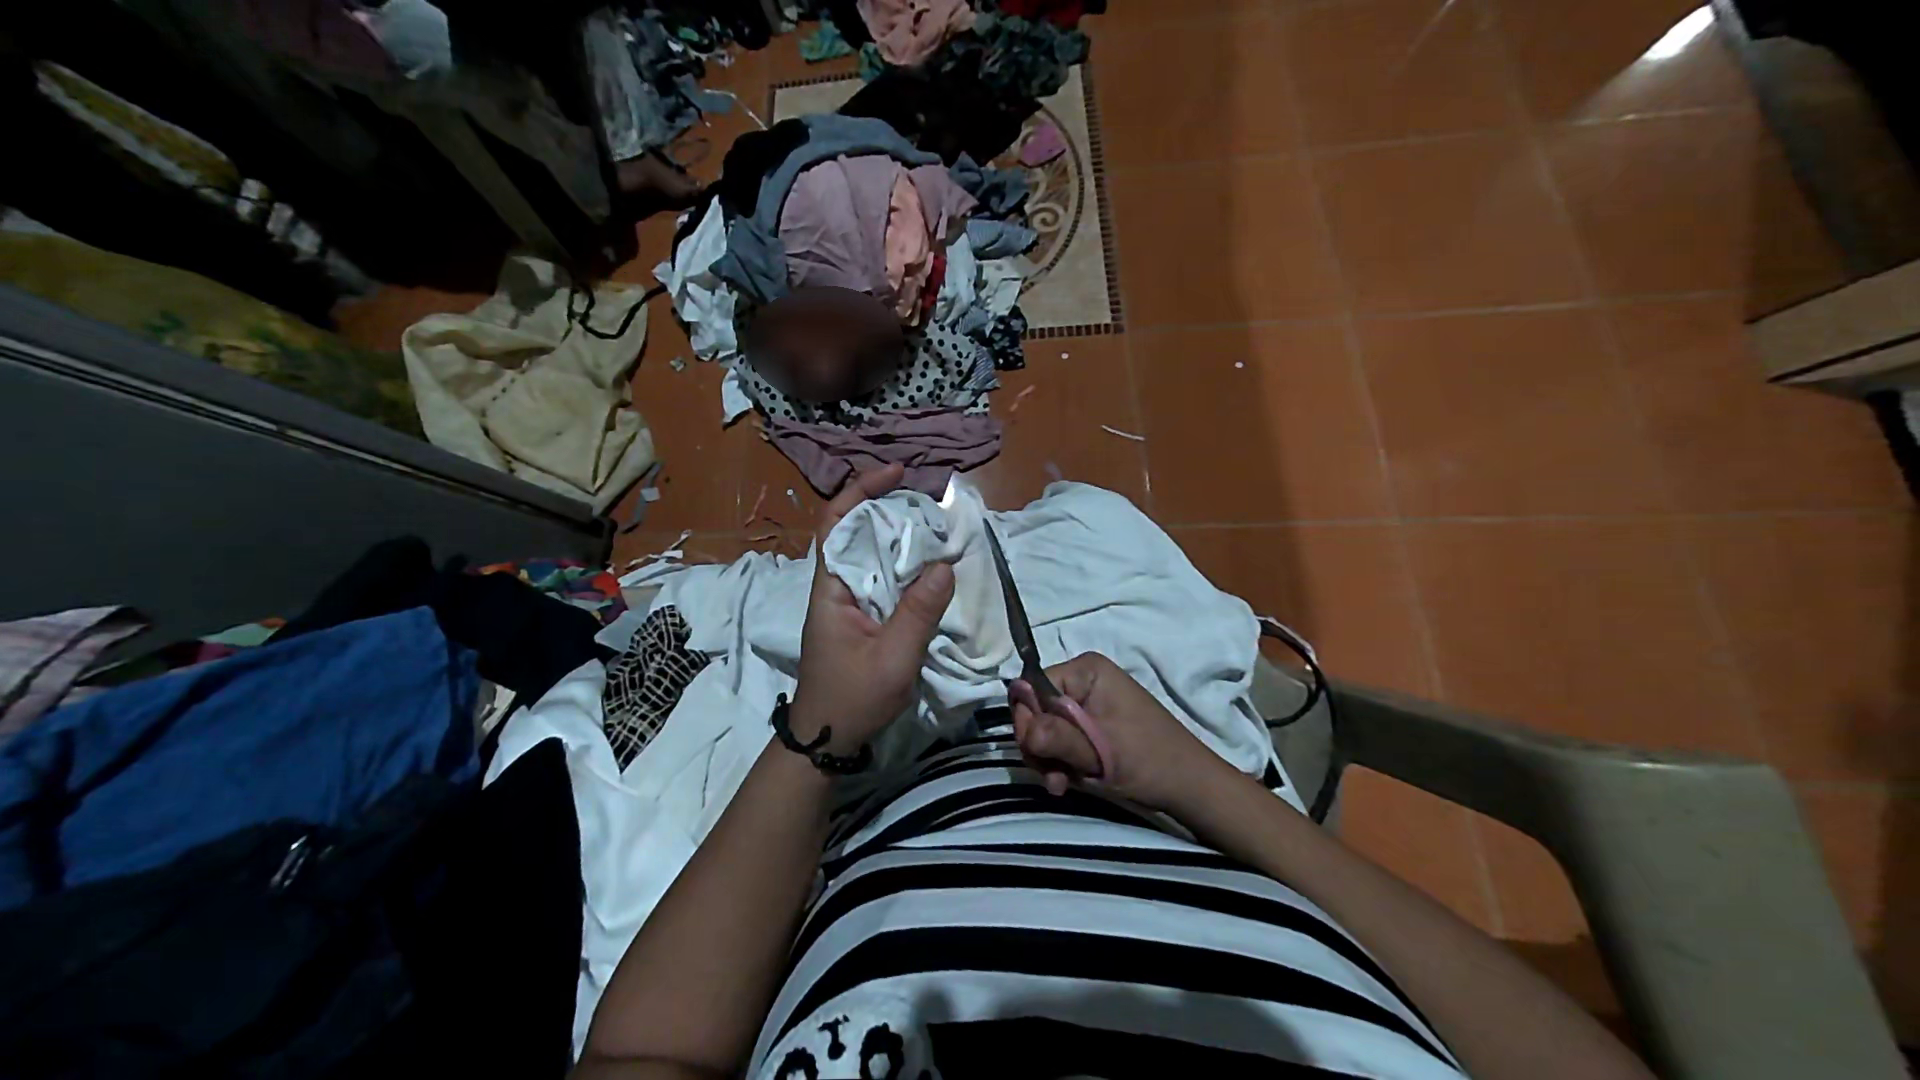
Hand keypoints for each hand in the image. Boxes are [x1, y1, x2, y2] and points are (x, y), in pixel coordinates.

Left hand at [789, 464, 955, 754]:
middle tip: (927, 497)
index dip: (863, 490)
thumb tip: (945, 565)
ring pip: (869, 554)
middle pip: (855, 530)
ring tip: (933, 523)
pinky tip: (927, 564)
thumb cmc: (853, 699)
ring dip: (897, 534)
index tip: (898, 473)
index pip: (837, 523)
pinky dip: (902, 564)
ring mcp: (846, 602)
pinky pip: (880, 579)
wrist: (827, 740)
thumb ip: (918, 612)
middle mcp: (835, 587)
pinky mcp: (859, 618)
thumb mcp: (893, 658)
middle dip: (887, 506)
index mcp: (831, 588)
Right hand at [1011, 653, 1236, 813]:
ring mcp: (1089, 701)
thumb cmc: (1148, 762)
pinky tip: (1069, 781)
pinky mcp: (1093, 722)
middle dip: (1039, 746)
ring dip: (1049, 759)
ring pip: (1045, 728)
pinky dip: (1061, 760)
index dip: (1027, 722)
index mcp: (1086, 670)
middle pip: (1035, 709)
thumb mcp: (1098, 752)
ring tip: (1063, 784)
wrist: (1190, 786)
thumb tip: (1023, 727)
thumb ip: (1057, 738)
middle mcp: (1084, 678)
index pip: (1031, 688)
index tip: (1037, 755)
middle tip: (1054, 777)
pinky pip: (1062, 737)